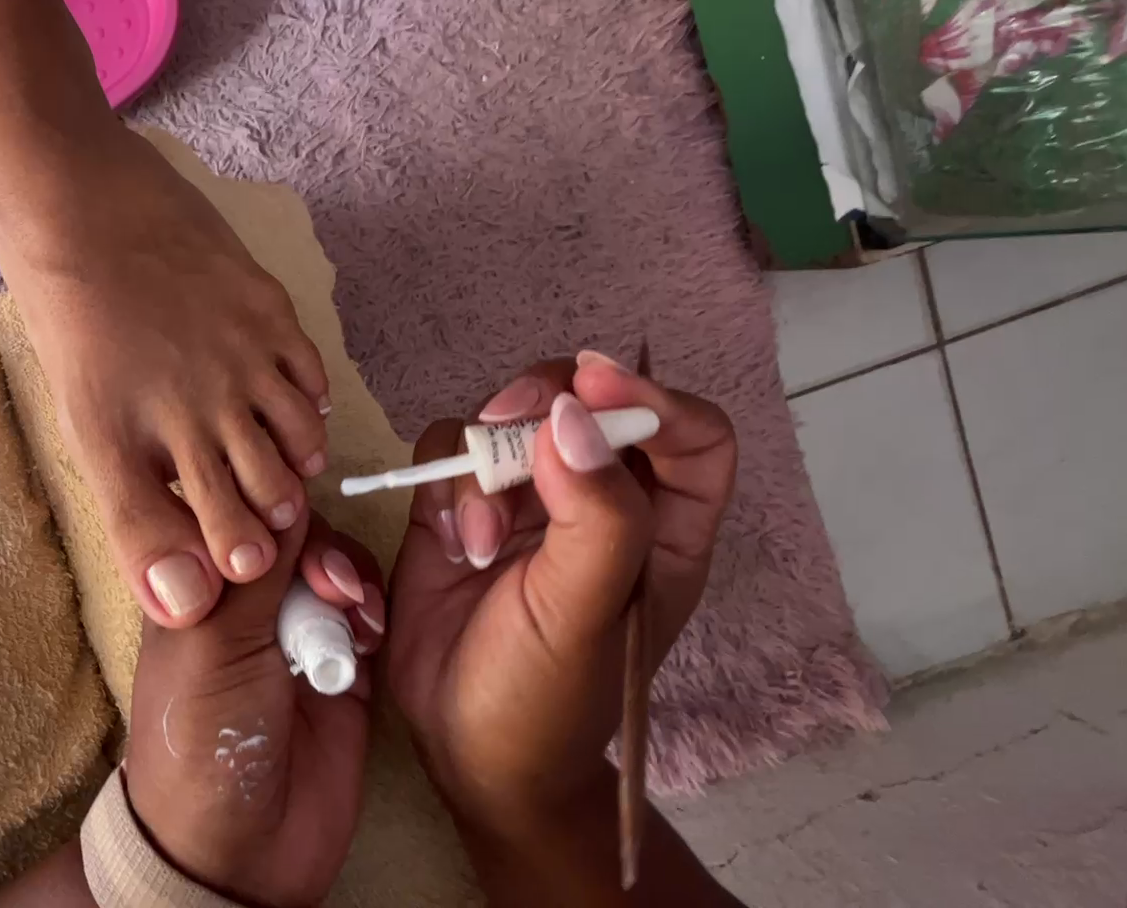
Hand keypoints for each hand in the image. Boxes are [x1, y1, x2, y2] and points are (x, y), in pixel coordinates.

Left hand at [0, 123, 330, 626]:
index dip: (236, 559)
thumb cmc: (62, 309)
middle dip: (268, 521)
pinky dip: (308, 406)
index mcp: (140, 442)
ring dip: (292, 467)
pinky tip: (291, 406)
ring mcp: (241, 352)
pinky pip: (311, 378)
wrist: (74, 195)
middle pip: (268, 494)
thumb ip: (132, 511)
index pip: (216, 535)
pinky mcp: (267, 306)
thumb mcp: (78, 417)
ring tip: (281, 469)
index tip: (241, 565)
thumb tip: (183, 603)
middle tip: (265, 519)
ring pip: (299, 442)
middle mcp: (200, 406)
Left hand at [125, 513, 384, 905]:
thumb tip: (285, 496)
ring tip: (351, 615)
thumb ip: (254, 572)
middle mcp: (246, 598)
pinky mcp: (340, 662)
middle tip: (330, 587)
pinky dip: (369, 611)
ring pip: (332, 565)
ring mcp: (295, 628)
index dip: (266, 501)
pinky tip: (366, 634)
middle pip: (290, 534)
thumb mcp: (216, 645)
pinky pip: (363, 611)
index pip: (234, 513)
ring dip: (347, 578)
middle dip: (315, 547)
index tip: (296, 507)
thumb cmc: (205, 736)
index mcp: (198, 584)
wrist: (242, 852)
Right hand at [386, 352, 735, 832]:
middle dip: (538, 402)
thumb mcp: (587, 612)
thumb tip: (572, 414)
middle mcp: (591, 499)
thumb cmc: (546, 695)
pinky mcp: (457, 504)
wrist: (463, 742)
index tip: (592, 383)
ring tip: (473, 539)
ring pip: (502, 420)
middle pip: (579, 402)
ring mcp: (519, 498)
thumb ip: (597, 514)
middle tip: (500, 422)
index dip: (648, 396)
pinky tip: (447, 539)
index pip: (686, 433)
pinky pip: (447, 451)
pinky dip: (440, 480)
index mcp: (658, 526)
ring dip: (479, 463)